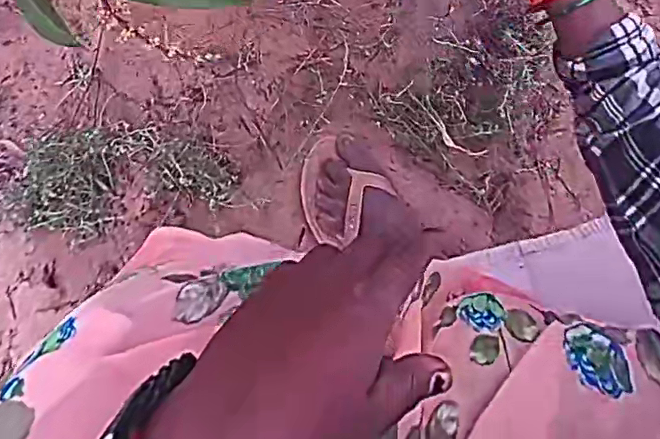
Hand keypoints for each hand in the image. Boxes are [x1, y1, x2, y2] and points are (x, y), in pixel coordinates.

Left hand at [143, 199, 448, 437]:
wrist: (225, 420)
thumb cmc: (302, 422)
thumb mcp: (366, 415)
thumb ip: (403, 384)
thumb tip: (432, 369)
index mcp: (366, 305)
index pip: (403, 261)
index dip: (421, 246)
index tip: (434, 239)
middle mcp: (332, 279)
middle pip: (370, 246)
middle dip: (390, 245)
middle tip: (403, 256)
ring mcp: (296, 277)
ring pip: (334, 253)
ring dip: (352, 260)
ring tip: (361, 286)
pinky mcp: (266, 286)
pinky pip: (302, 267)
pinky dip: (318, 275)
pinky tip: (316, 304)